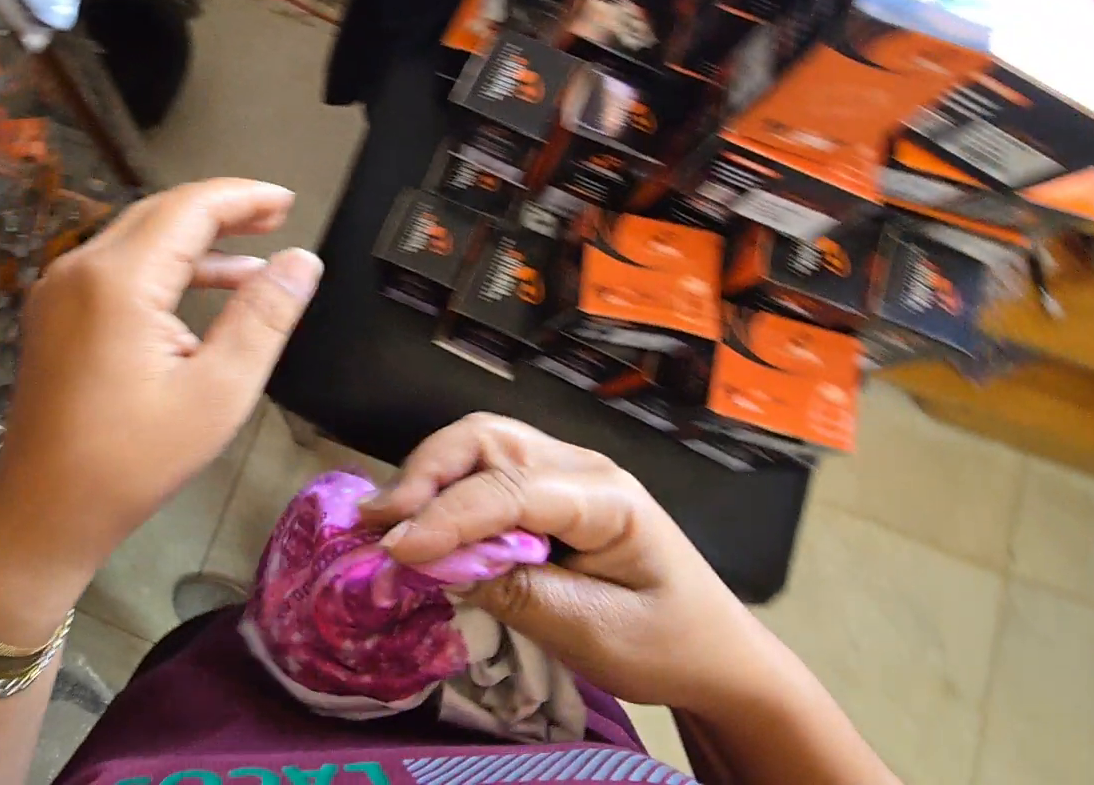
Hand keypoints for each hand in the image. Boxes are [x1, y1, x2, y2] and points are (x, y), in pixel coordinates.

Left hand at [0, 178, 323, 576]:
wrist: (44, 510)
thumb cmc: (133, 459)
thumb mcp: (217, 392)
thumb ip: (264, 317)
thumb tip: (302, 260)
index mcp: (118, 280)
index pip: (189, 208)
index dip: (244, 197)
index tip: (288, 200)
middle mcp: (80, 268)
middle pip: (161, 212)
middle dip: (222, 209)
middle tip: (278, 215)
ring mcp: (60, 287)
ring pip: (139, 237)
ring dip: (196, 239)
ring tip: (255, 252)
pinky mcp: (56, 310)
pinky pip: (119, 267)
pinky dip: (166, 268)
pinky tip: (208, 290)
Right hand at [362, 414, 782, 716]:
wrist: (717, 653)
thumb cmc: (668, 645)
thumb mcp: (596, 633)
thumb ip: (516, 591)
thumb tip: (433, 564)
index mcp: (605, 497)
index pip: (510, 489)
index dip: (448, 516)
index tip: (395, 548)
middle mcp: (578, 464)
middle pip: (487, 440)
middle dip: (425, 474)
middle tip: (376, 520)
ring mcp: (560, 469)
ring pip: (478, 443)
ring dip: (426, 474)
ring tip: (385, 515)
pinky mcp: (543, 487)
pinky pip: (483, 468)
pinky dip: (441, 487)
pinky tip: (416, 516)